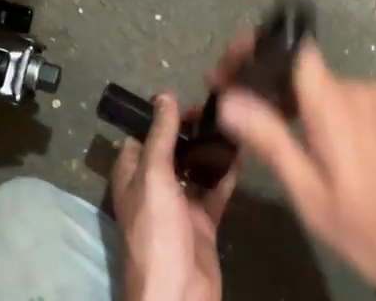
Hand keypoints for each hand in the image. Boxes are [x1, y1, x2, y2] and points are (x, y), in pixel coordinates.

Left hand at [110, 92, 233, 300]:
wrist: (177, 294)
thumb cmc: (156, 230)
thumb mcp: (154, 176)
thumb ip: (160, 136)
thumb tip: (163, 95)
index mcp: (132, 173)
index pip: (144, 134)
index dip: (161, 115)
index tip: (187, 96)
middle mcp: (153, 186)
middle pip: (172, 150)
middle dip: (191, 130)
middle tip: (219, 108)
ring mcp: (179, 206)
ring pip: (195, 169)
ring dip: (211, 150)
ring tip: (234, 123)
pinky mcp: (202, 223)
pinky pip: (214, 192)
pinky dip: (226, 175)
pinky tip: (243, 154)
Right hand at [217, 42, 375, 300]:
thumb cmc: (372, 225)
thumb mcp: (312, 193)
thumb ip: (271, 140)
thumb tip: (227, 99)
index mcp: (333, 102)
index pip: (293, 47)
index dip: (258, 47)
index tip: (229, 66)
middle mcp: (356, 89)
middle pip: (301, 68)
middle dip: (266, 82)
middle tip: (234, 105)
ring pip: (321, 88)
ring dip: (292, 99)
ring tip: (267, 126)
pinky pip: (342, 101)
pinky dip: (318, 111)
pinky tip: (307, 139)